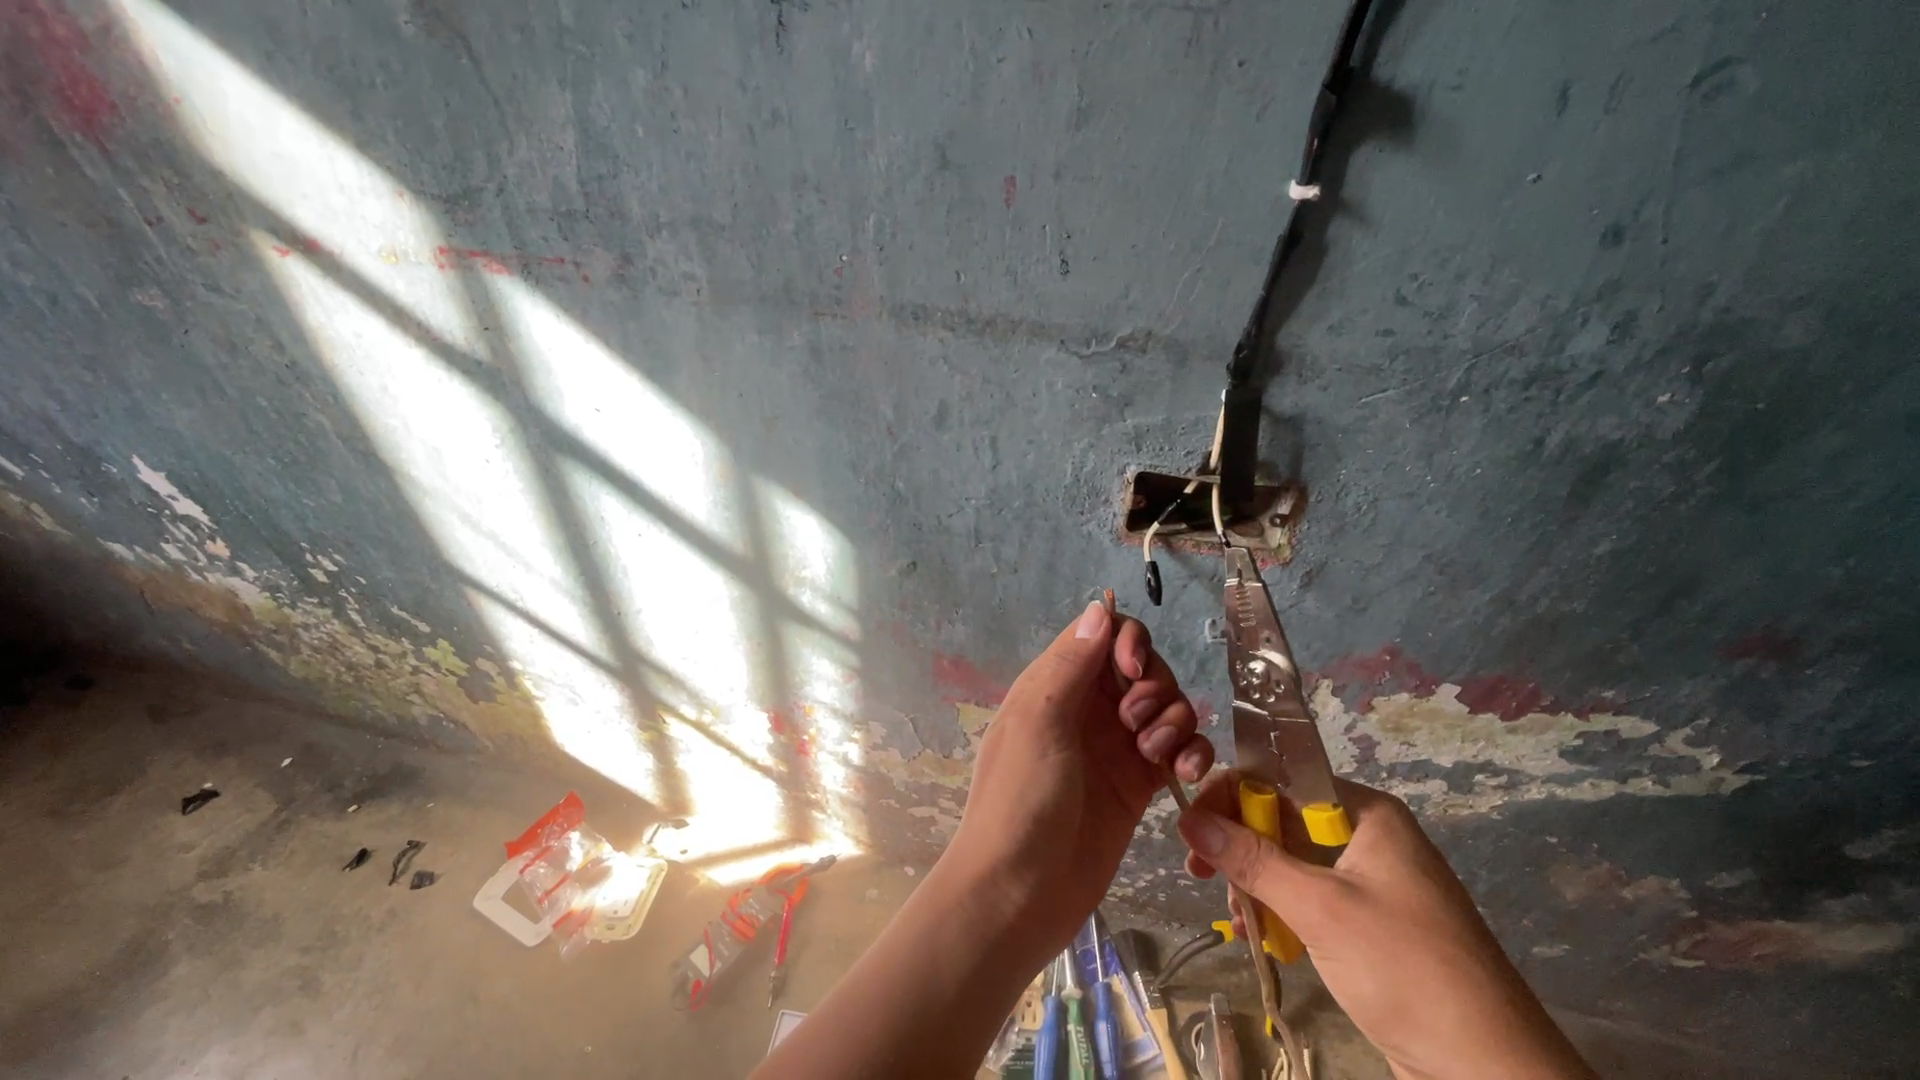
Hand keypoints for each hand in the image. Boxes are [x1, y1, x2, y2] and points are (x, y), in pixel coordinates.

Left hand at [944, 599, 1215, 958]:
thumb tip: (1100, 606)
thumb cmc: (1020, 801)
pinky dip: (1191, 754)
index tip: (1133, 670)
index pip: (1102, 635)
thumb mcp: (1038, 723)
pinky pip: (1179, 752)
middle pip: (1143, 669)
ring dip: (1175, 721)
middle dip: (1155, 686)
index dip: (1128, 642)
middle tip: (1137, 725)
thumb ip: (1070, 664)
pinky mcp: (1139, 785)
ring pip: (1167, 708)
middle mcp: (1086, 709)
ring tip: (1156, 757)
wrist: (1021, 894)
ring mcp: (1115, 748)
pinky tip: (1188, 775)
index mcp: (1054, 685)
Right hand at [1179, 772, 1595, 1079]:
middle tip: (1198, 872)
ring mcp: (1372, 882)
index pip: (1284, 777)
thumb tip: (1187, 817)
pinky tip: (1256, 937)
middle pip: (1285, 819)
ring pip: (1293, 863)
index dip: (1232, 793)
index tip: (1191, 824)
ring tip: (1233, 916)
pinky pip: (1310, 899)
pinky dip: (1280, 912)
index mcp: (1367, 814)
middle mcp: (1369, 836)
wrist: (1488, 1067)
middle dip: (1239, 844)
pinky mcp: (1370, 924)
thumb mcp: (1318, 908)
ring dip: (1256, 884)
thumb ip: (1251, 859)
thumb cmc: (1403, 968)